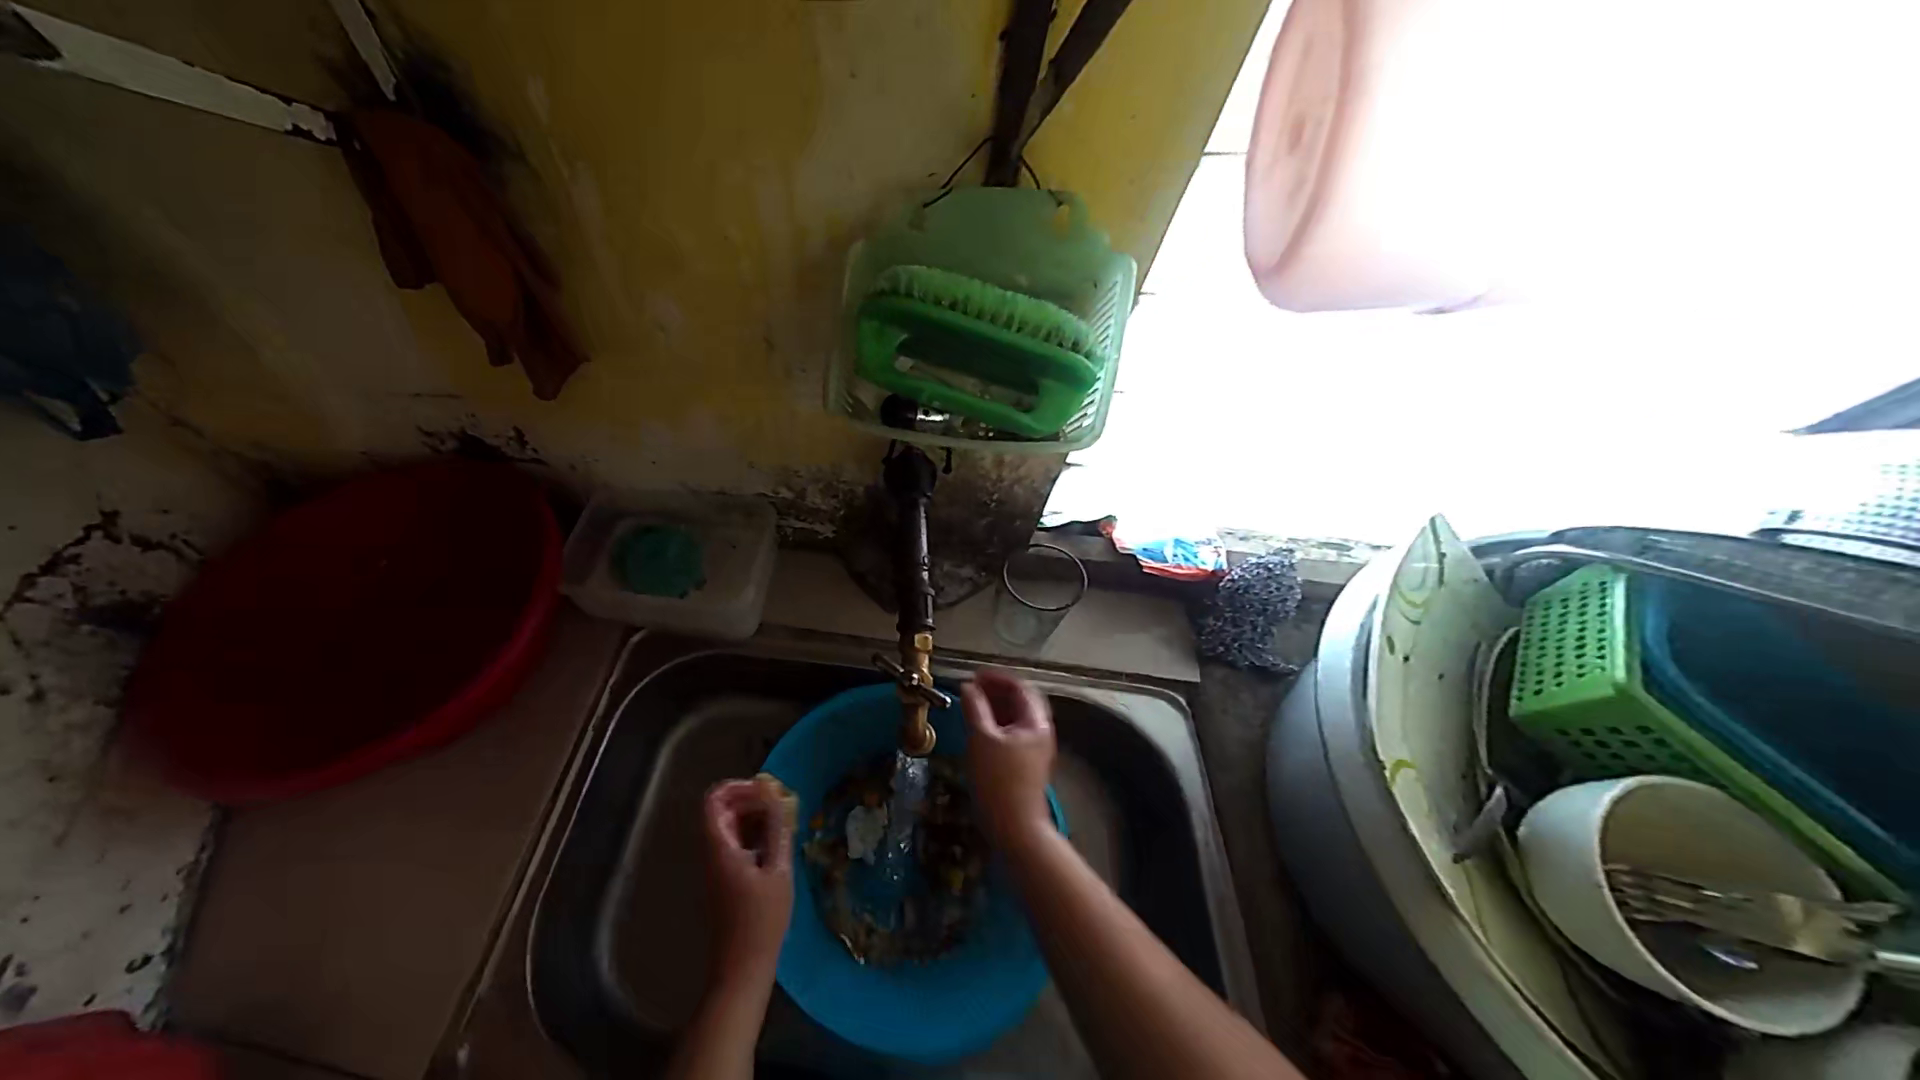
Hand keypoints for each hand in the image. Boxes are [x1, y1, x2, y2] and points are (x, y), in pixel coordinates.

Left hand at [702, 778, 793, 978]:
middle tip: (781, 803)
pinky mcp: (724, 880)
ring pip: (729, 827)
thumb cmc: (762, 920)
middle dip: (751, 799)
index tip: (766, 788)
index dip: (737, 786)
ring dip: (755, 817)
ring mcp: (716, 868)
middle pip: (722, 811)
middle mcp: (711, 854)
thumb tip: (776, 795)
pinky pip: (735, 844)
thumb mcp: (778, 870)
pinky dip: (754, 835)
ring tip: (784, 821)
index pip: (714, 801)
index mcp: (719, 848)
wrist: (742, 968)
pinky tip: (778, 844)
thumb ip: (777, 830)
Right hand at [962, 669, 1057, 850]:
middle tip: (972, 687)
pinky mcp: (1026, 763)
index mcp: (1035, 722)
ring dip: (995, 707)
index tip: (974, 675)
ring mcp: (1034, 749)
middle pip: (1020, 701)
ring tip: (971, 704)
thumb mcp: (981, 739)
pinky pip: (1012, 733)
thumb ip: (975, 708)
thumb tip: (968, 687)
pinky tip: (979, 727)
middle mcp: (1040, 732)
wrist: (1015, 827)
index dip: (997, 678)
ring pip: (1015, 717)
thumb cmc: (998, 781)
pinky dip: (996, 723)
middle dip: (996, 691)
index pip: (1020, 687)